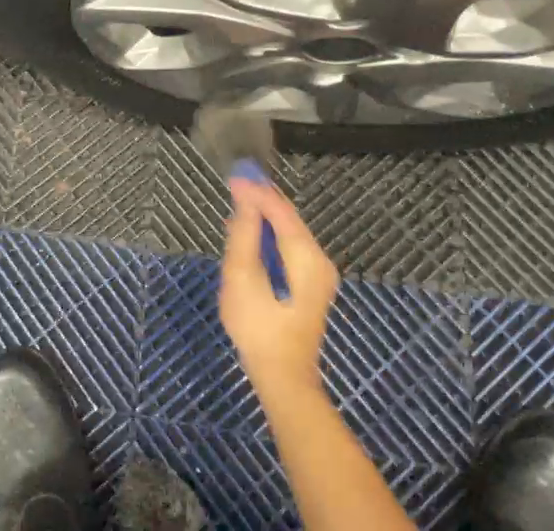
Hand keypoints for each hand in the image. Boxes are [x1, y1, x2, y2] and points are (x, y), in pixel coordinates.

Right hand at [218, 178, 340, 394]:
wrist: (282, 376)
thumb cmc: (258, 329)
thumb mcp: (242, 280)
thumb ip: (244, 237)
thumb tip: (245, 201)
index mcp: (307, 258)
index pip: (281, 212)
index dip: (256, 192)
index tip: (233, 177)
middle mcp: (320, 260)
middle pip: (289, 219)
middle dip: (262, 201)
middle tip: (234, 186)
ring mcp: (320, 273)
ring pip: (291, 232)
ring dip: (265, 218)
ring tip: (238, 207)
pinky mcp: (312, 284)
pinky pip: (291, 247)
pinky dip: (271, 236)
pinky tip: (251, 236)